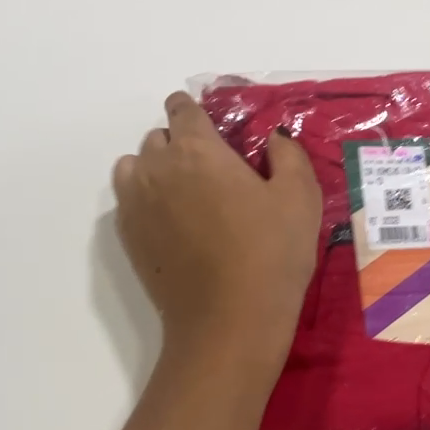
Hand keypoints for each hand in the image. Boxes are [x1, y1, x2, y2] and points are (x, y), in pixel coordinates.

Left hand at [114, 92, 321, 363]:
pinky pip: (128, 199)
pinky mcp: (127, 236)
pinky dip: (146, 199)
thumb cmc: (272, 253)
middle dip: (180, 142)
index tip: (214, 129)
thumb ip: (288, 155)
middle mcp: (157, 167)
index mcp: (199, 150)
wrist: (229, 320)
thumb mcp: (301, 198)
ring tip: (187, 195)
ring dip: (156, 168)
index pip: (182, 108)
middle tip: (212, 169)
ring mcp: (136, 203)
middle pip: (157, 136)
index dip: (196, 111)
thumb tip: (273, 138)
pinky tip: (176, 224)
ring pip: (135, 166)